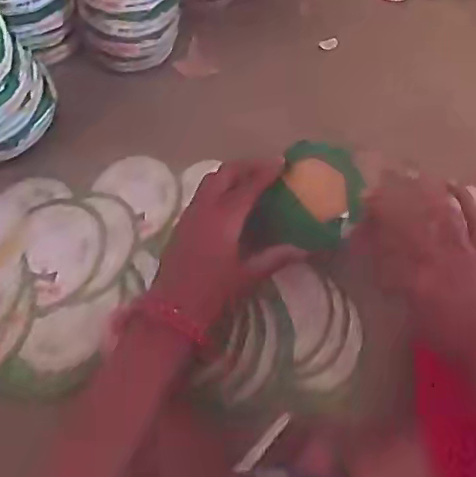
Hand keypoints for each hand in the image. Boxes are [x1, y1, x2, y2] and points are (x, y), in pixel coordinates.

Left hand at [148, 159, 305, 332]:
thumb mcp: (247, 276)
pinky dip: (220, 187)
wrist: (171, 313)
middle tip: (267, 167)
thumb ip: (275, 257)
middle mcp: (206, 207)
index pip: (249, 186)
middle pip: (226, 173)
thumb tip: (304, 248)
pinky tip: (231, 201)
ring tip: (251, 180)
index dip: (267, 172)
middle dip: (247, 166)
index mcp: (225, 217)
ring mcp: (191, 213)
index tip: (283, 163)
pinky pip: (203, 193)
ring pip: (212, 180)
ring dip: (232, 174)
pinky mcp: (183, 223)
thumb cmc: (212, 294)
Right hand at [362, 172, 475, 369]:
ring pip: (439, 213)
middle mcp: (437, 257)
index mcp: (416, 279)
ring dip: (422, 194)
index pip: (385, 248)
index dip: (369, 234)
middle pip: (409, 222)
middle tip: (374, 190)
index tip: (358, 223)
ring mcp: (463, 248)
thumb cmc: (455, 344)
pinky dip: (463, 199)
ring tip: (408, 178)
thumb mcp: (418, 321)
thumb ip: (402, 291)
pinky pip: (474, 218)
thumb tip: (387, 272)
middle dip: (389, 203)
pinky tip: (451, 184)